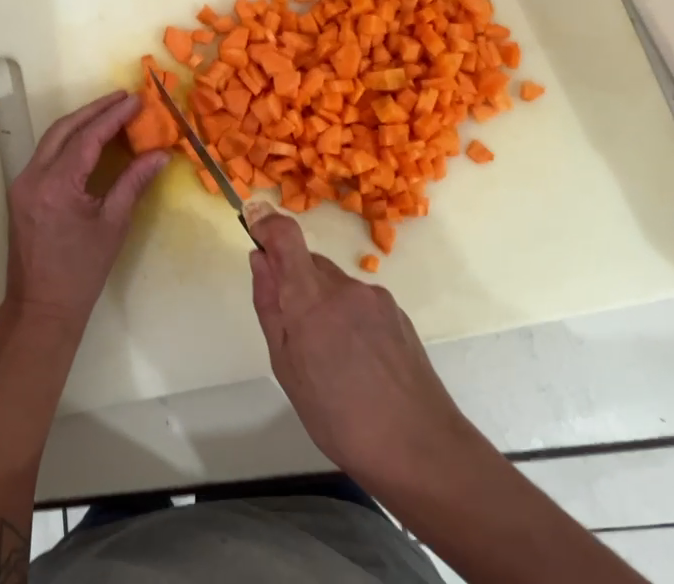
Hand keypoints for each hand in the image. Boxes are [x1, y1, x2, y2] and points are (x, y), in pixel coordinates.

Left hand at [4, 91, 168, 332]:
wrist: (41, 306)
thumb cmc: (81, 272)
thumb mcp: (113, 226)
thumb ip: (133, 183)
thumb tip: (159, 154)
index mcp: (56, 185)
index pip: (87, 137)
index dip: (113, 116)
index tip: (137, 99)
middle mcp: (32, 176)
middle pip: (64, 130)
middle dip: (94, 110)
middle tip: (124, 98)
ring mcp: (22, 183)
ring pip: (51, 140)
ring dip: (80, 123)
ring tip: (110, 111)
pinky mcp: (21, 192)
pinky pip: (45, 156)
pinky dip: (68, 141)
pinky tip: (89, 139)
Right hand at [248, 206, 476, 485]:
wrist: (419, 450)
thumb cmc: (337, 416)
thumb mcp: (285, 365)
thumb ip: (270, 306)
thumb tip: (259, 259)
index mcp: (311, 299)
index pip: (286, 236)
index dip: (267, 223)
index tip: (254, 225)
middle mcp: (346, 288)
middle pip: (309, 264)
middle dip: (293, 284)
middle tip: (292, 333)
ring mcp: (377, 300)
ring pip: (334, 286)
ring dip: (322, 305)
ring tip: (328, 359)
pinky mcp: (399, 316)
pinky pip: (359, 303)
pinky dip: (347, 319)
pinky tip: (355, 362)